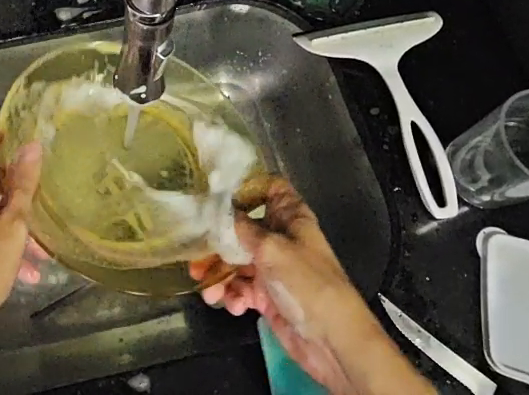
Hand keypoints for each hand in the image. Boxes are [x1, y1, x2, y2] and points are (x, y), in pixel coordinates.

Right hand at [191, 178, 363, 394]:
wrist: (334, 342)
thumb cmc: (307, 283)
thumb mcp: (271, 248)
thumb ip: (240, 227)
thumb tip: (215, 209)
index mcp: (289, 217)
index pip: (268, 188)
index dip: (244, 186)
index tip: (213, 193)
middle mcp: (280, 238)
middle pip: (242, 228)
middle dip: (217, 242)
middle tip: (194, 254)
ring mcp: (273, 268)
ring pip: (236, 261)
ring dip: (219, 275)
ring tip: (210, 292)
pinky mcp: (268, 297)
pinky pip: (242, 288)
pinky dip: (233, 296)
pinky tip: (234, 306)